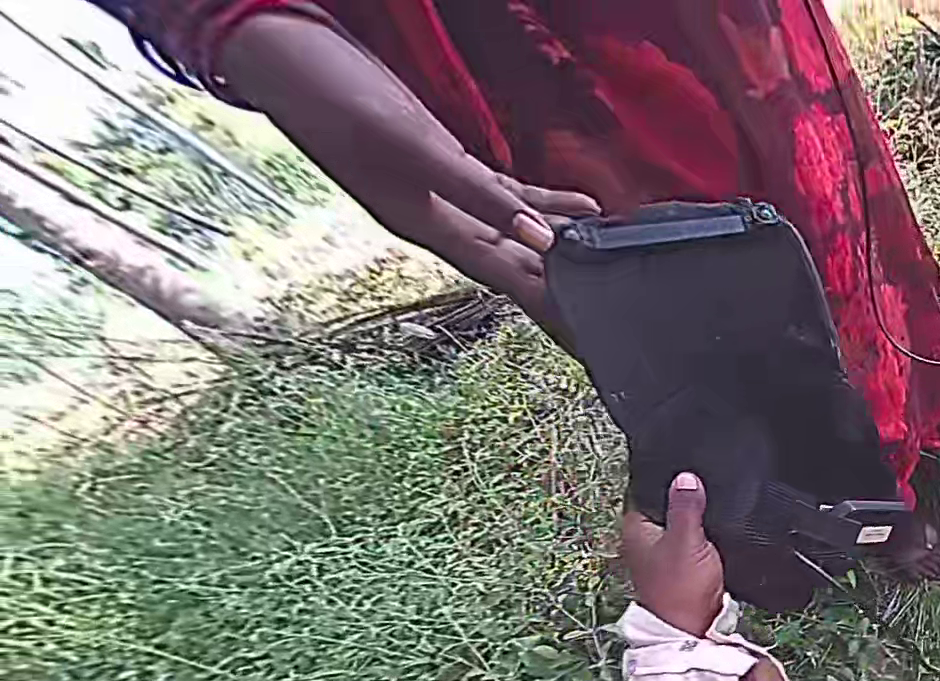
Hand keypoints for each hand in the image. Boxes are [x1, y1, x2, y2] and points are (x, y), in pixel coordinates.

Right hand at [218, 13, 599, 317]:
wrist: (279, 42)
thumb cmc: (328, 94)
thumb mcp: (410, 147)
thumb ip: (480, 194)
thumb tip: (540, 238)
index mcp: (434, 231)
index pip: (511, 283)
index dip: (551, 308)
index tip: (590, 334)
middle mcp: (448, 223)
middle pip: (523, 267)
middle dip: (566, 287)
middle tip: (615, 303)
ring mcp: (453, 198)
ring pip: (524, 233)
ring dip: (566, 243)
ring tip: (614, 253)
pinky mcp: (457, 169)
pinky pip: (515, 197)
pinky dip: (551, 204)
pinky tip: (586, 206)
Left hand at [621, 473, 723, 636]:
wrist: (693, 627)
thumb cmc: (682, 585)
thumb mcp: (686, 541)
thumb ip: (686, 507)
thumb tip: (686, 476)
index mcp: (636, 527)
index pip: (648, 489)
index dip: (668, 475)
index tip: (691, 461)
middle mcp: (645, 537)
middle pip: (666, 504)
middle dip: (686, 493)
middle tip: (712, 475)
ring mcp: (664, 551)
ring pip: (682, 521)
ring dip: (697, 514)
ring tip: (719, 495)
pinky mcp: (683, 562)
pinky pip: (694, 537)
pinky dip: (704, 531)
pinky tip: (720, 523)